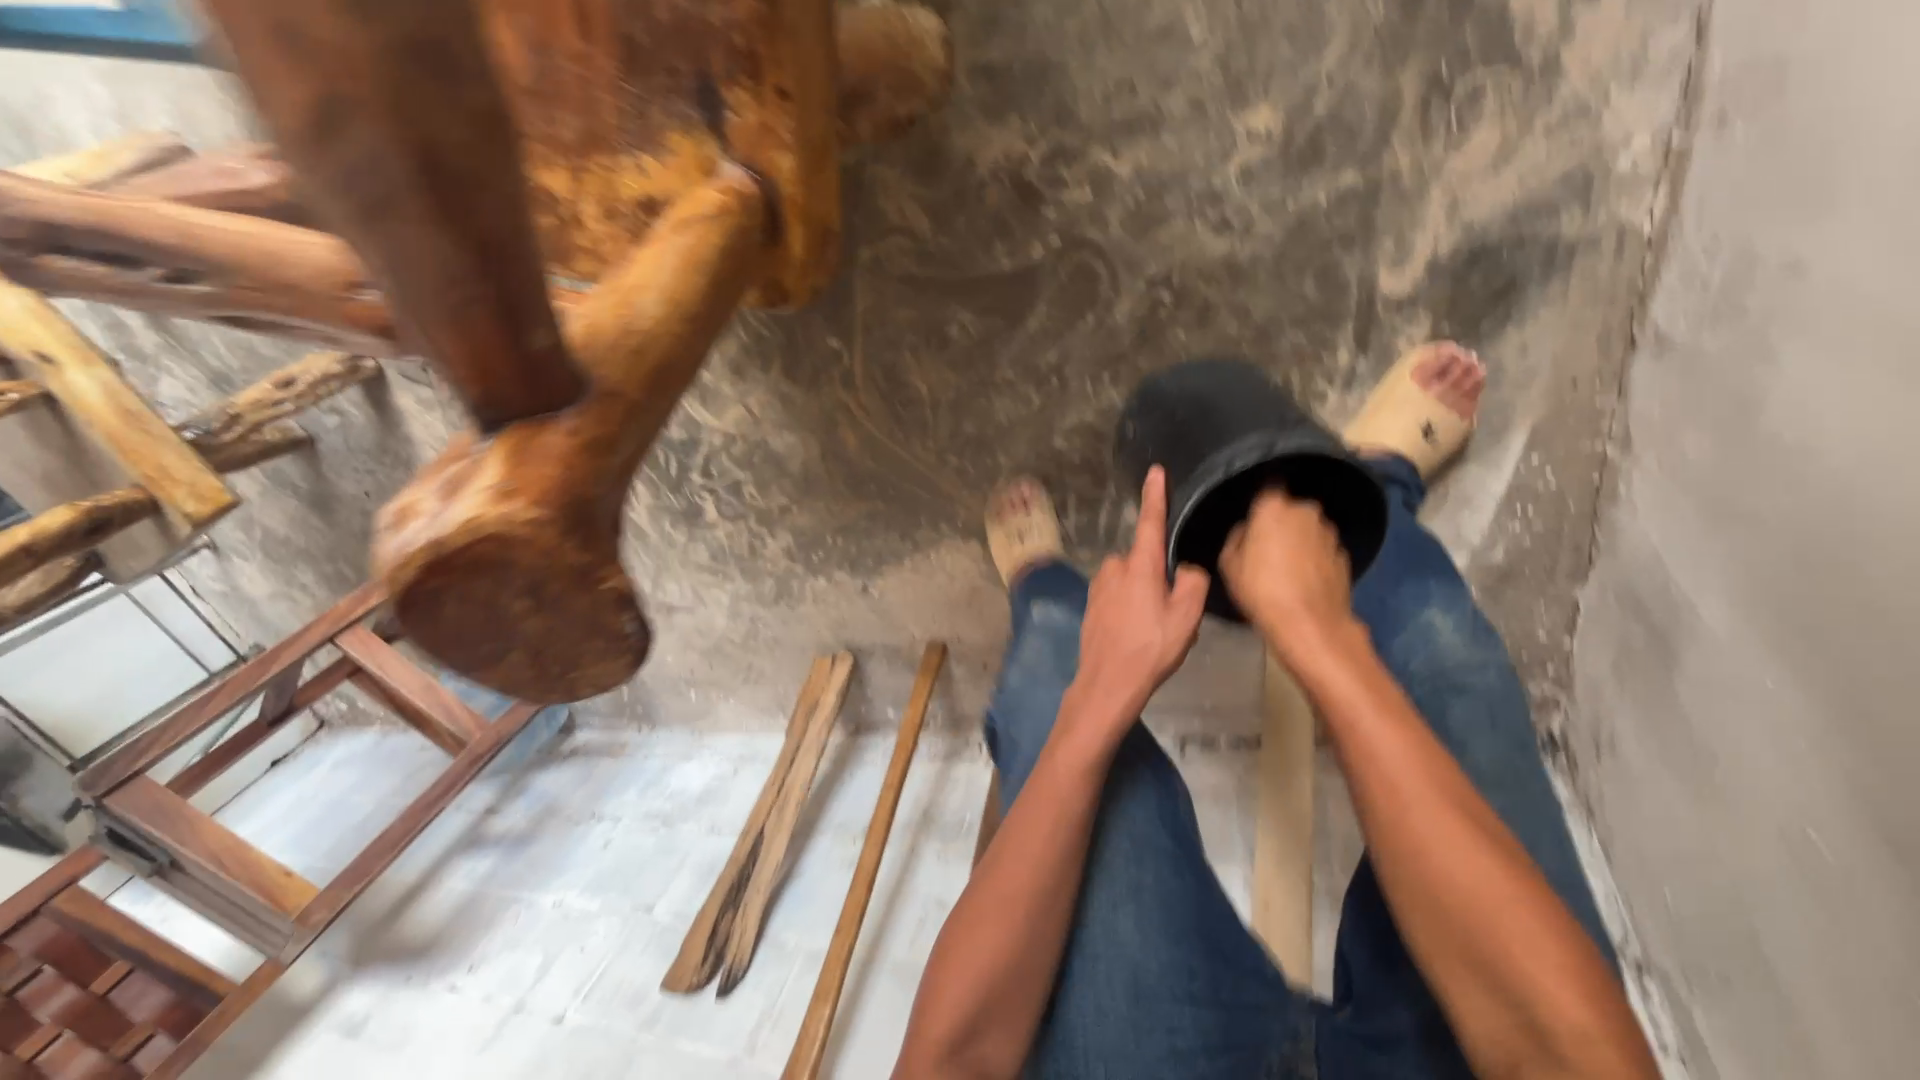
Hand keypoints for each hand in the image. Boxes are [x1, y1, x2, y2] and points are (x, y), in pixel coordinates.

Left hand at [1070, 467, 1209, 731]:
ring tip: (1156, 631)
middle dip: (1160, 580)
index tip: (1155, 471)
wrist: (1108, 682)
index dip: (1155, 496)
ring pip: (1132, 582)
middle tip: (1172, 615)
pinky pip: (1119, 598)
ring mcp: (1099, 586)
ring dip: (1145, 598)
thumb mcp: (1187, 616)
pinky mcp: (1091, 605)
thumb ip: (1194, 582)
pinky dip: (1130, 611)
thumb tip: (1186, 571)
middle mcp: (1114, 568)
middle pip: (1145, 562)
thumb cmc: (1150, 647)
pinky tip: (1138, 637)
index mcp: (1139, 565)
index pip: (1150, 522)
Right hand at [1218, 489, 1357, 663]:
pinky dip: (1315, 556)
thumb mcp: (1229, 564)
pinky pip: (1322, 548)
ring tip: (1288, 564)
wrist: (1310, 624)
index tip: (1254, 511)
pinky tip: (1306, 577)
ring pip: (1309, 527)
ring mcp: (1330, 532)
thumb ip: (1237, 537)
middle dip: (1281, 520)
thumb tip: (1248, 531)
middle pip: (1291, 507)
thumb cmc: (1261, 590)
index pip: (1269, 485)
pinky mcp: (1344, 554)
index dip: (1261, 497)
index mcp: (1275, 507)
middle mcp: (1306, 510)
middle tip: (1268, 543)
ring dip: (1300, 538)